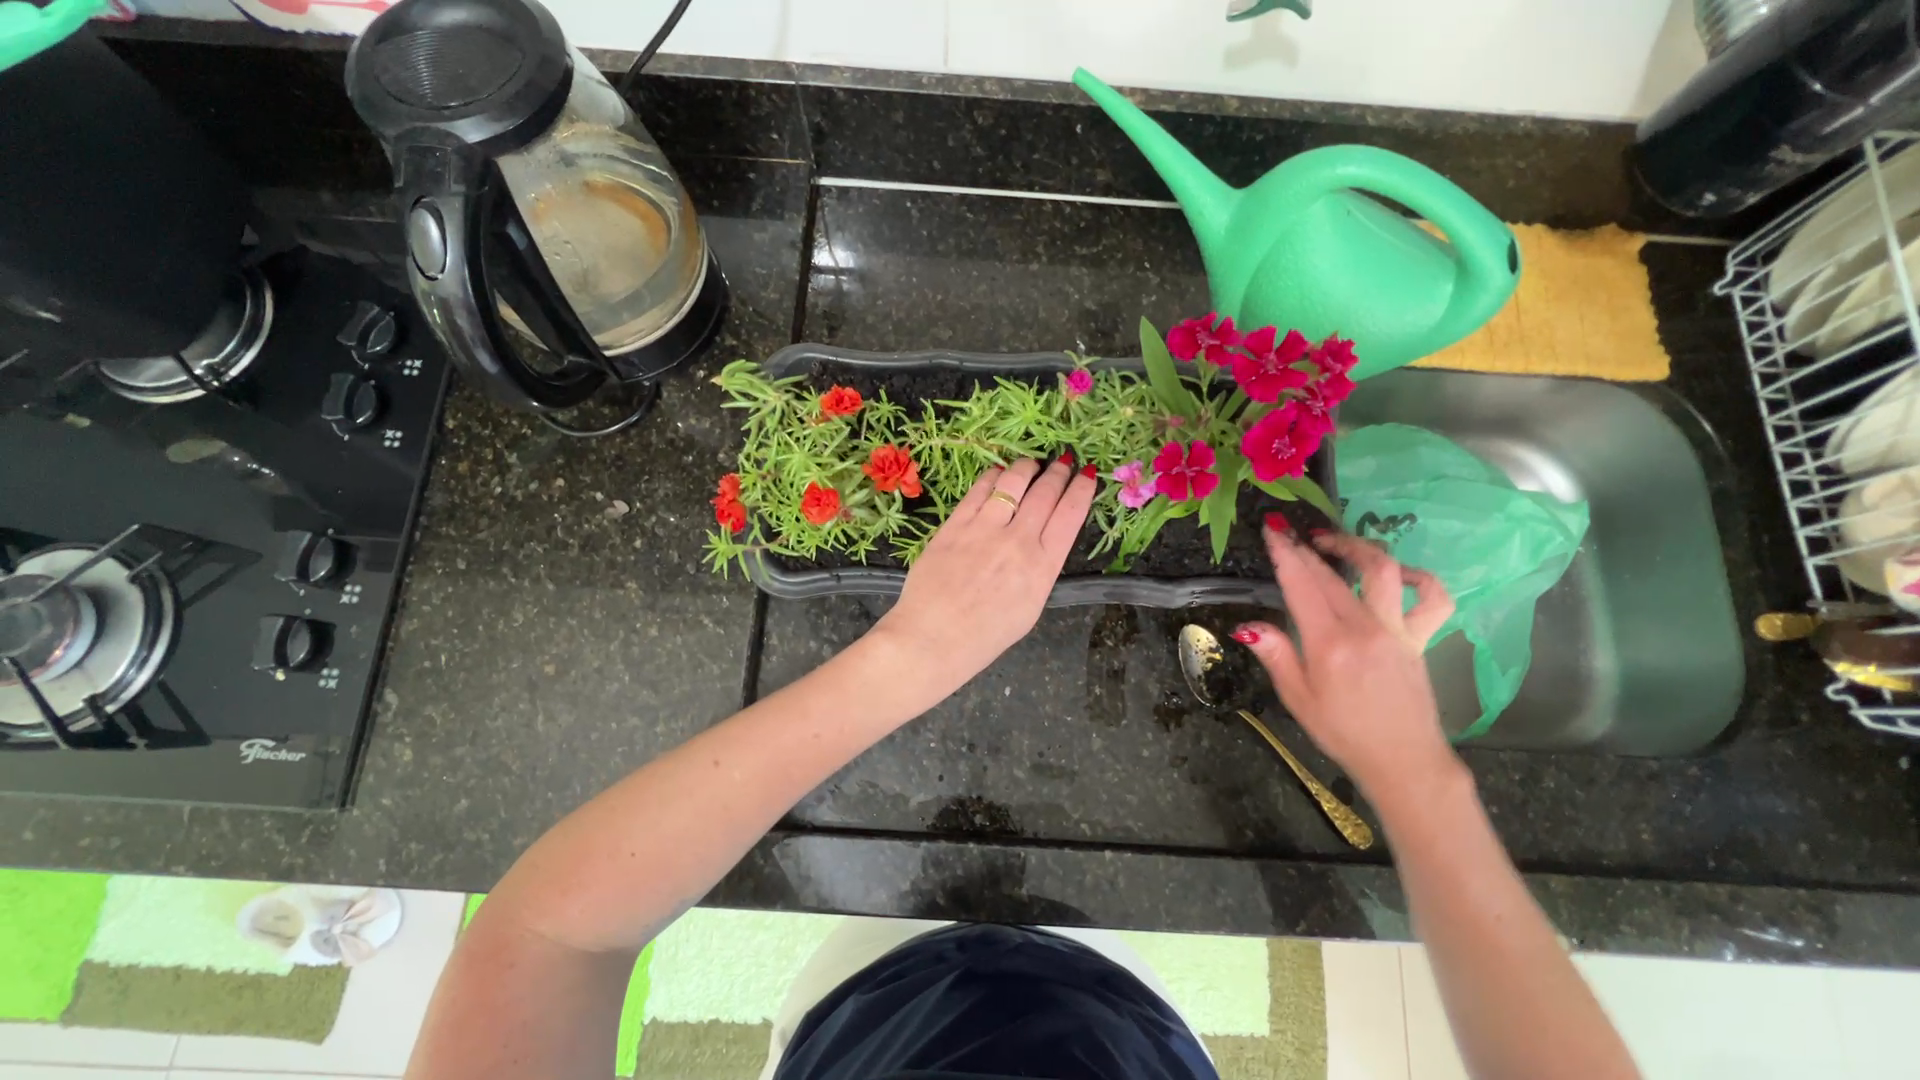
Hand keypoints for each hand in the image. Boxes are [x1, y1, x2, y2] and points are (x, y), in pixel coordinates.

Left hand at [871, 456, 1096, 694]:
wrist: (934, 638)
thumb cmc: (985, 634)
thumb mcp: (1030, 607)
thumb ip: (1039, 569)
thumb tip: (1041, 541)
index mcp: (1042, 567)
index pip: (1071, 515)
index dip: (1082, 490)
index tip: (1087, 475)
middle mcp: (1017, 542)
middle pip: (1044, 493)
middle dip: (1058, 473)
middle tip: (1063, 463)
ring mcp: (984, 529)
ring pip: (1012, 482)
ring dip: (1026, 468)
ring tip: (1031, 465)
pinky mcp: (954, 525)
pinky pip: (979, 490)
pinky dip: (993, 477)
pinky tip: (998, 474)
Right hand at [1233, 524, 1459, 800]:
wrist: (1402, 759)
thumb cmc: (1342, 733)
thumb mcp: (1297, 699)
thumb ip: (1276, 656)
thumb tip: (1247, 626)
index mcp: (1329, 644)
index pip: (1301, 585)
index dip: (1285, 554)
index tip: (1272, 529)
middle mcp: (1364, 628)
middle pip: (1332, 575)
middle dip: (1306, 549)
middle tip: (1287, 533)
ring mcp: (1397, 630)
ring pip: (1382, 570)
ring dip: (1356, 547)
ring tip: (1333, 542)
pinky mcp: (1420, 638)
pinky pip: (1432, 599)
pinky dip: (1420, 578)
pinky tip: (1399, 574)